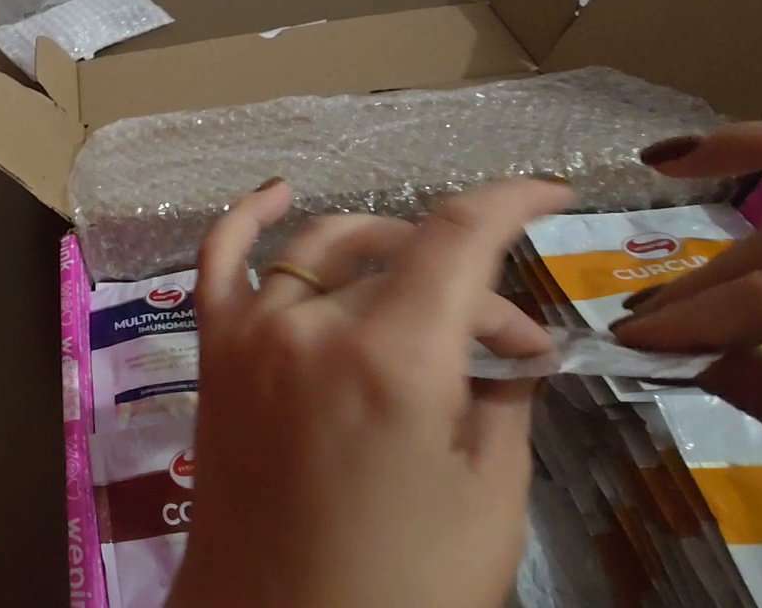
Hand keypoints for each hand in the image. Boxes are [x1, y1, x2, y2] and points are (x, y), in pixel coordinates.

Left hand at [168, 178, 570, 607]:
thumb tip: (507, 348)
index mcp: (393, 360)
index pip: (456, 240)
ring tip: (429, 286)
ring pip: (324, 253)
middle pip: (401, 261)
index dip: (508, 202)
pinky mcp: (214, 347)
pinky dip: (246, 217)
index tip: (547, 192)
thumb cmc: (403, 586)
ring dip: (385, 252)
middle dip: (469, 290)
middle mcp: (311, 325)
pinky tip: (277, 194)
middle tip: (508, 347)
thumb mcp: (488, 500)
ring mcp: (250, 329)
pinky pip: (218, 258)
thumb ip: (500, 401)